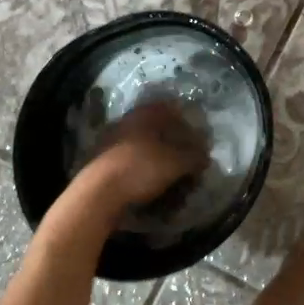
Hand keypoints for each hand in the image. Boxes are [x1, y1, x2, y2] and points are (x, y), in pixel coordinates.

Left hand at [83, 99, 208, 208]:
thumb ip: (194, 157)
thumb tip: (206, 156)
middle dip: (172, 143)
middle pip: (157, 128)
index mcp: (146, 113)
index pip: (173, 110)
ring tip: (168, 176)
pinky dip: (141, 169)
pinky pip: (129, 161)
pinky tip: (148, 184)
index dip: (188, 124)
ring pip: (142, 145)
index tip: (197, 141)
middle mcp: (128, 120)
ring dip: (156, 158)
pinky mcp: (101, 161)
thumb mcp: (176, 164)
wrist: (96, 194)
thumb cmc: (141, 168)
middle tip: (184, 160)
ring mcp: (111, 140)